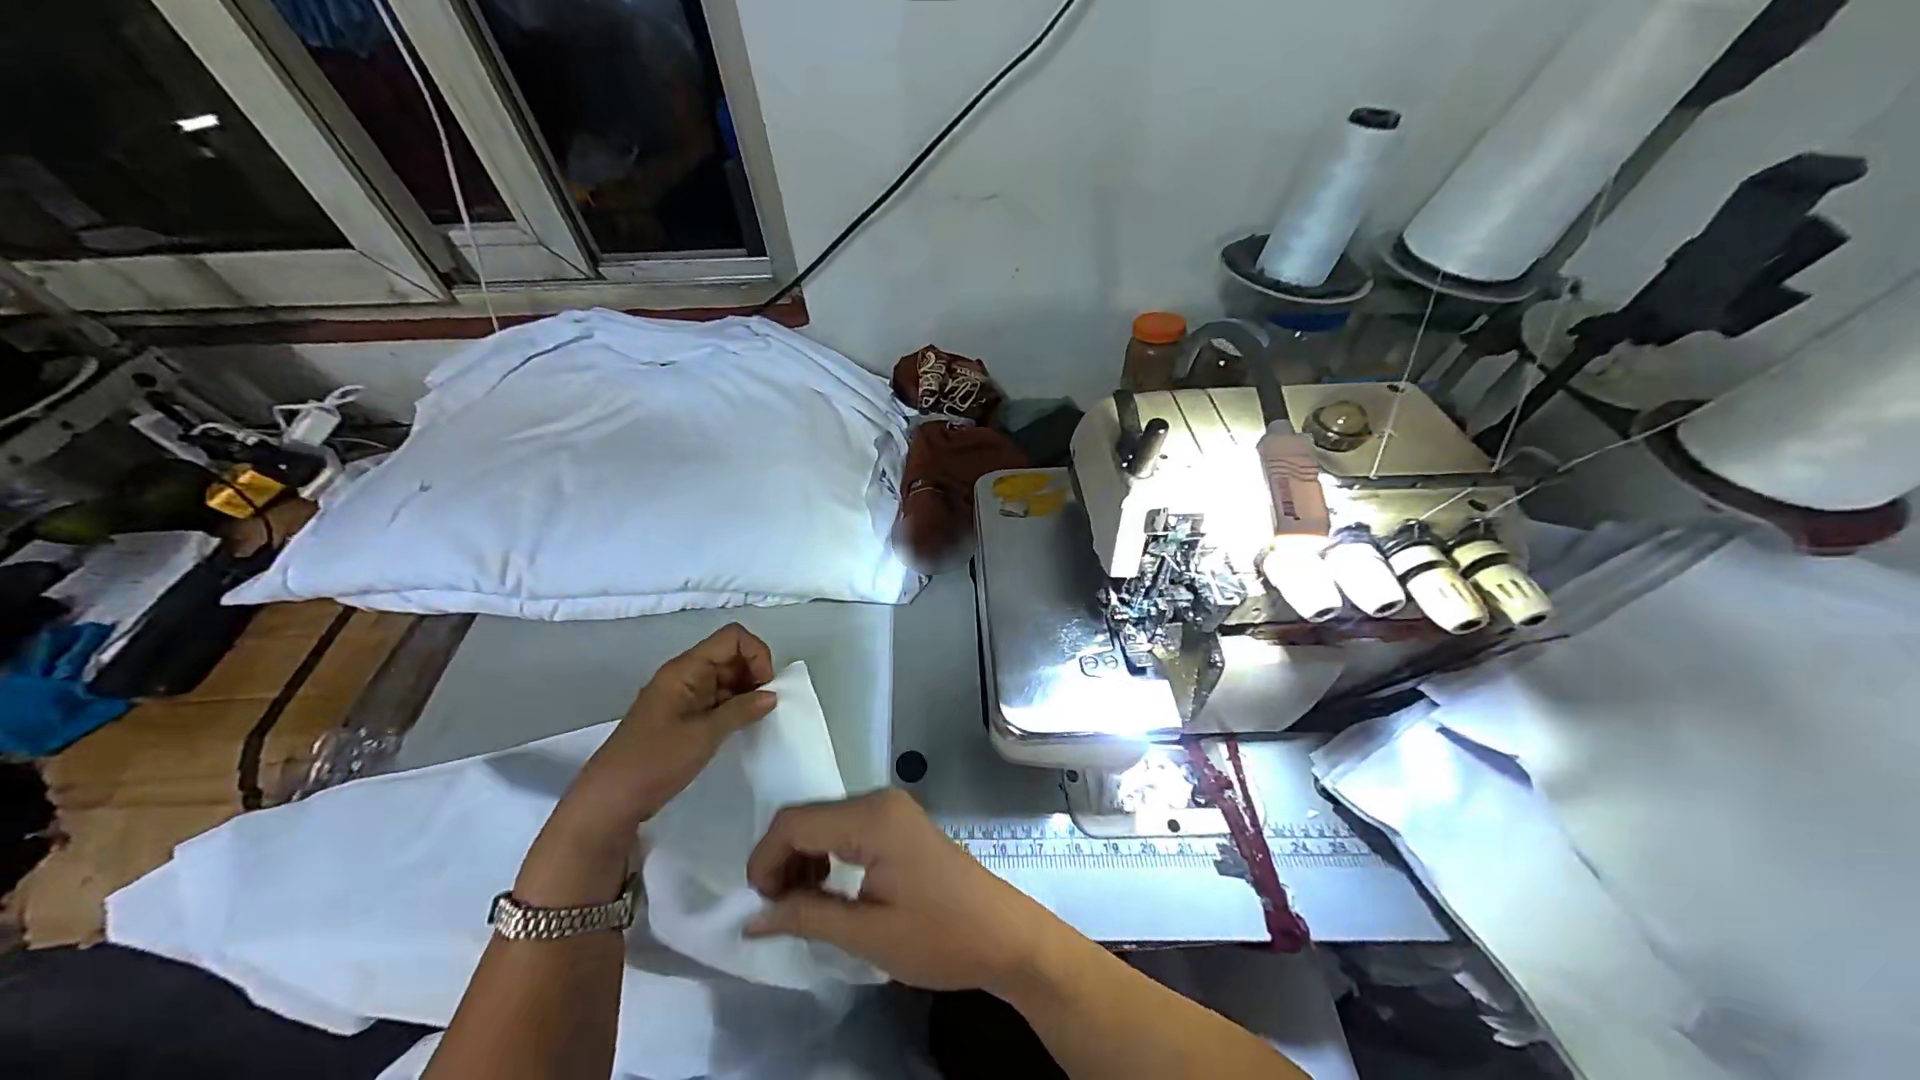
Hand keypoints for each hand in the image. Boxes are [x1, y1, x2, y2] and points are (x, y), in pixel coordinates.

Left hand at [580, 623, 777, 827]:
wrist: (610, 801)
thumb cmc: (655, 761)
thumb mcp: (704, 735)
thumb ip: (741, 710)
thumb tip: (772, 695)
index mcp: (685, 669)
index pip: (732, 638)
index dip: (757, 654)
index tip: (767, 687)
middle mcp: (684, 675)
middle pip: (730, 655)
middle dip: (754, 674)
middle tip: (766, 706)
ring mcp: (682, 697)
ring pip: (725, 678)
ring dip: (746, 692)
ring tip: (756, 719)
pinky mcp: (682, 717)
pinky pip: (716, 699)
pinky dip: (734, 707)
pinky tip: (741, 727)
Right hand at [744, 789, 1069, 995]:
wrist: (1005, 936)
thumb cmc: (939, 937)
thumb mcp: (866, 935)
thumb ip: (805, 916)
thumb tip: (752, 919)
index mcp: (871, 817)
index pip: (793, 822)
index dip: (765, 861)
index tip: (758, 906)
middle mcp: (879, 800)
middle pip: (807, 817)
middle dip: (782, 860)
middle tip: (778, 910)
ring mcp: (892, 808)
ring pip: (825, 821)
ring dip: (803, 858)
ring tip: (802, 905)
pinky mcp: (900, 822)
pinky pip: (847, 827)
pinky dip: (828, 854)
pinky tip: (829, 888)